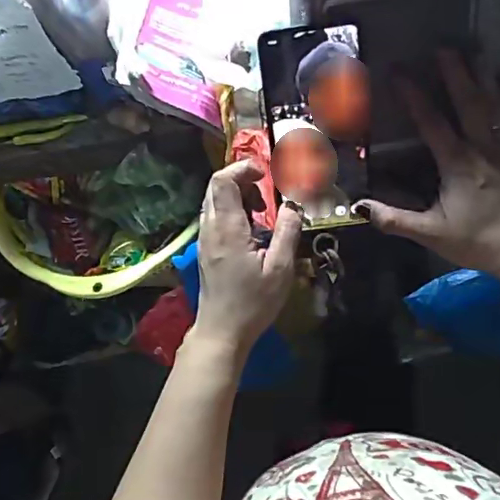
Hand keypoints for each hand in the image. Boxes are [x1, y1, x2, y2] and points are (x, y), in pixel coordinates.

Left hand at [189, 161, 302, 355]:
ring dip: (238, 198)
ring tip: (263, 216)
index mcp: (226, 228)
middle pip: (216, 187)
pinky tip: (252, 233)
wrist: (222, 331)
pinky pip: (215, 217)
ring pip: (215, 202)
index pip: (223, 180)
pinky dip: (233, 213)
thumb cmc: (252, 302)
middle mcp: (209, 228)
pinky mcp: (205, 249)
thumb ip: (288, 230)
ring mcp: (204, 239)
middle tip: (267, 199)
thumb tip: (295, 202)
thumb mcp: (280, 268)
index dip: (243, 169)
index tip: (266, 175)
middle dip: (243, 182)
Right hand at [357, 50, 499, 278]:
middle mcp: (484, 149)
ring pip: (497, 105)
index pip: (432, 122)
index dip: (414, 96)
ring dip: (485, 76)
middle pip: (470, 102)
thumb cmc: (477, 242)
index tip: (399, 73)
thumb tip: (359, 206)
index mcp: (458, 164)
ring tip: (476, 51)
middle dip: (455, 72)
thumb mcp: (430, 233)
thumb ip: (394, 219)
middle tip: (444, 47)